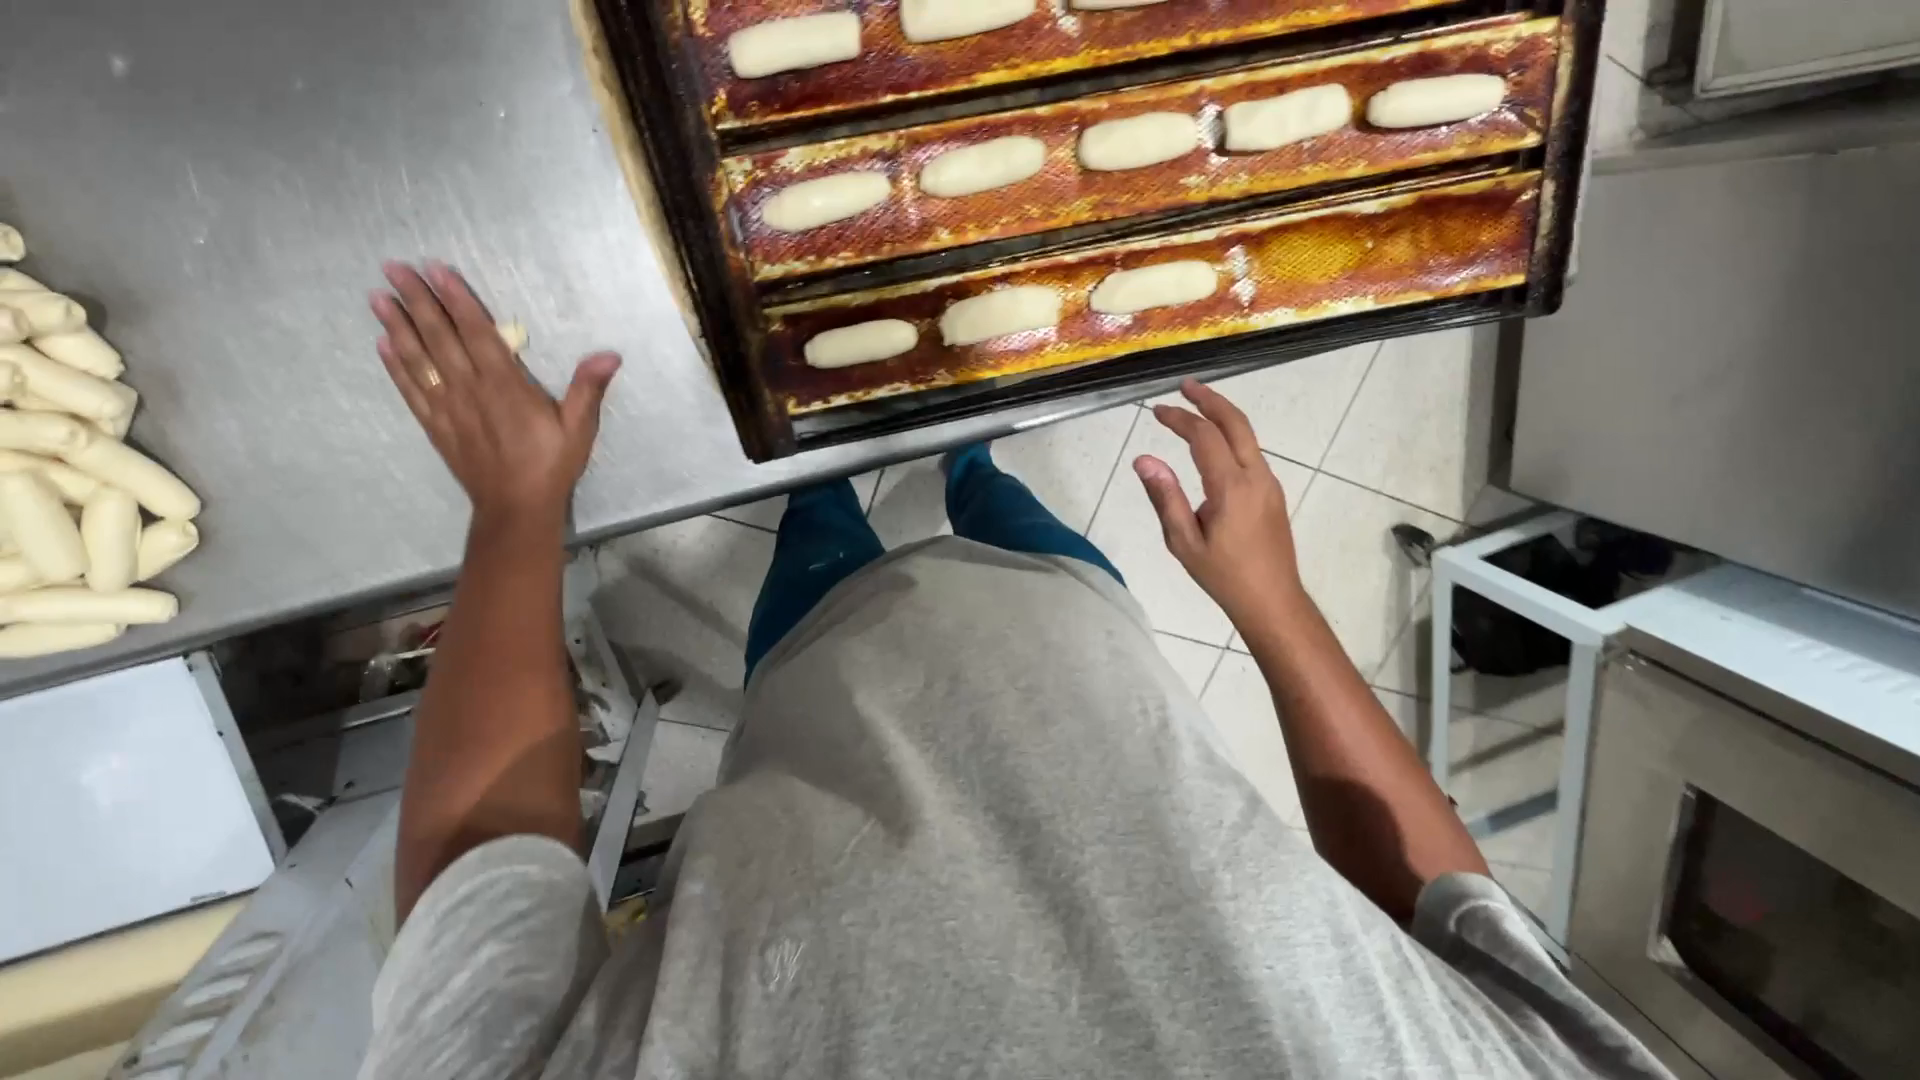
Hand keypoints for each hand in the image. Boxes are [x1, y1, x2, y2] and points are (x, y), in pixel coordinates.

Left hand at [369, 260, 619, 527]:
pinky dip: (395, 366)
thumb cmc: (551, 465)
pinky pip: (410, 390)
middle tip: (394, 268)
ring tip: (377, 297)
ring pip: (417, 359)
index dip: (456, 300)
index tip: (435, 270)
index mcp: (505, 385)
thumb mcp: (579, 427)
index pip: (476, 333)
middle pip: (439, 337)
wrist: (516, 507)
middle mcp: (469, 389)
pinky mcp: (436, 426)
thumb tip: (610, 355)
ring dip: (397, 326)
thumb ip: (588, 389)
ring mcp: (447, 408)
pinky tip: (382, 346)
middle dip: (417, 301)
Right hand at [1134, 379, 1306, 627]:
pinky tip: (1214, 442)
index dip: (1180, 419)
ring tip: (1196, 405)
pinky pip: (1251, 452)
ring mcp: (1269, 483)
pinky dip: (1231, 435)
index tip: (1156, 410)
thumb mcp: (1183, 542)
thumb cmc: (1223, 575)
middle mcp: (1256, 476)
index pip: (1204, 437)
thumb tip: (1144, 459)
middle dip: (1209, 399)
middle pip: (1236, 423)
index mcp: (1231, 488)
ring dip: (1222, 415)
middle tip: (1185, 385)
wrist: (1272, 599)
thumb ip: (1165, 497)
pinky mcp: (1272, 492)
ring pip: (1247, 435)